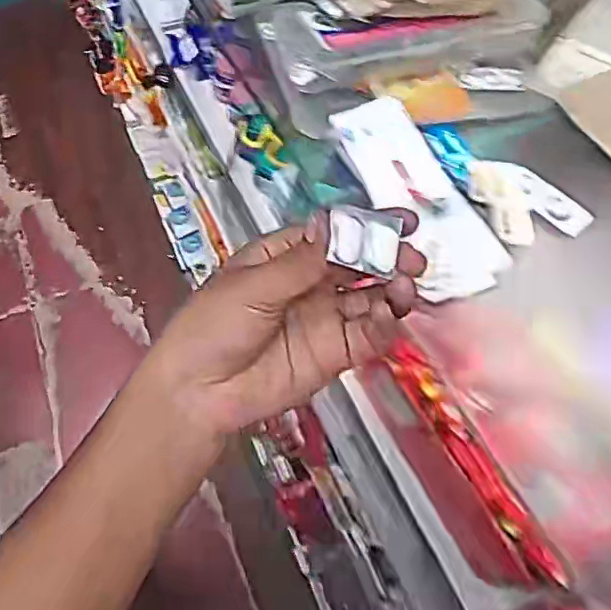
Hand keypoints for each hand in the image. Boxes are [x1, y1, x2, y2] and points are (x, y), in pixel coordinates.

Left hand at [136, 210, 426, 440]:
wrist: (201, 389)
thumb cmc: (211, 326)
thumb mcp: (252, 286)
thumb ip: (298, 263)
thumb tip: (331, 224)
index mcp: (282, 255)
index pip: (330, 233)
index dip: (362, 225)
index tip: (397, 220)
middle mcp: (307, 282)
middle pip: (357, 263)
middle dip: (386, 256)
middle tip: (409, 256)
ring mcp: (323, 317)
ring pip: (369, 297)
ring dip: (392, 289)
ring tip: (406, 285)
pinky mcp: (334, 352)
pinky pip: (368, 334)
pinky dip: (385, 324)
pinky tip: (391, 315)